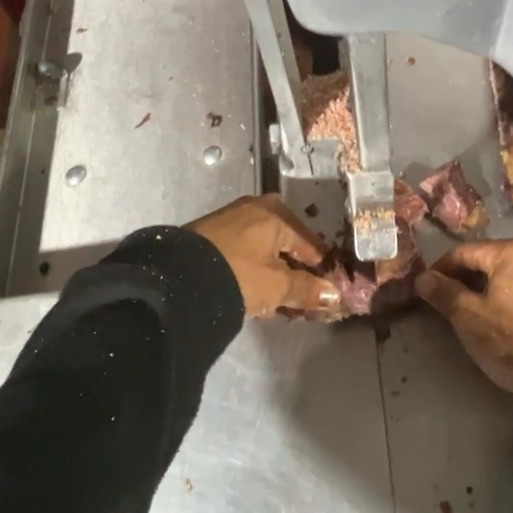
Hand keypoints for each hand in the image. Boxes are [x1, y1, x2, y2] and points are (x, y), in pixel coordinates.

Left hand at [187, 195, 340, 318]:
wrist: (178, 279)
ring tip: (279, 305)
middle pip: (287, 245)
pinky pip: (246, 252)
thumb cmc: (238, 275)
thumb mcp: (277, 286)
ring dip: (275, 275)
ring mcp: (232, 219)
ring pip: (266, 250)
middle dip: (296, 274)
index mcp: (277, 213)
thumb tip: (334, 294)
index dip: (321, 270)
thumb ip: (307, 289)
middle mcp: (257, 207)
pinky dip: (255, 271)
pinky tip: (256, 294)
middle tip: (302, 302)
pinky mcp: (213, 234)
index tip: (327, 293)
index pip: (312, 244)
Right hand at [415, 239, 512, 395]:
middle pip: (489, 260)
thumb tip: (423, 277)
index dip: (440, 270)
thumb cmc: (510, 341)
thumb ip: (443, 292)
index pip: (463, 252)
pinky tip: (512, 320)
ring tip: (480, 312)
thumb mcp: (468, 317)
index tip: (428, 289)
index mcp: (510, 252)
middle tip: (451, 303)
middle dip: (467, 278)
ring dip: (492, 288)